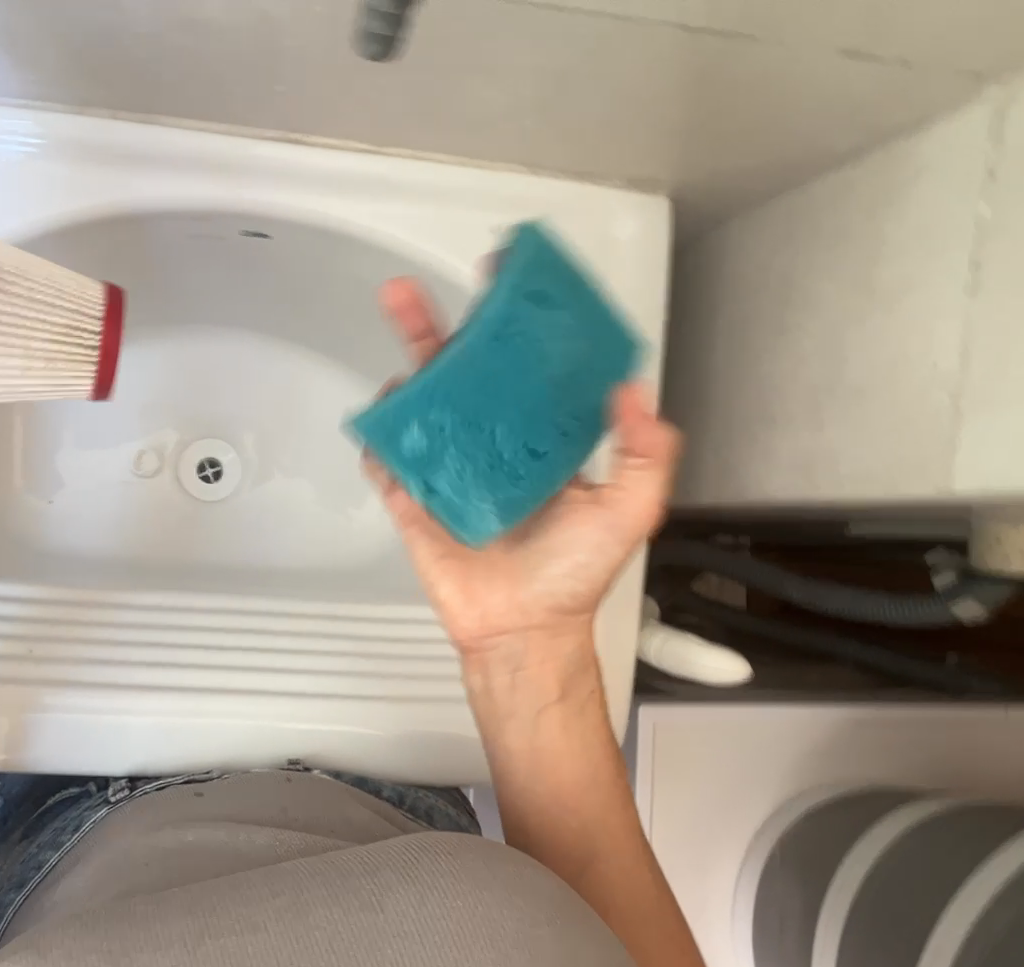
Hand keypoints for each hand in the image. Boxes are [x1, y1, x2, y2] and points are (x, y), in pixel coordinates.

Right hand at [366, 278, 680, 658]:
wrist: (521, 629)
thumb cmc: (573, 575)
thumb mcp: (630, 510)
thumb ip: (644, 453)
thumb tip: (630, 388)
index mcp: (535, 437)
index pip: (518, 367)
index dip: (506, 324)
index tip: (498, 281)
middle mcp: (486, 443)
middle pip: (452, 375)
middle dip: (429, 330)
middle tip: (404, 293)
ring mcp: (444, 470)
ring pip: (414, 412)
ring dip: (399, 382)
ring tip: (396, 365)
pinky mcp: (412, 501)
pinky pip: (388, 464)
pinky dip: (379, 444)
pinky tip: (380, 428)